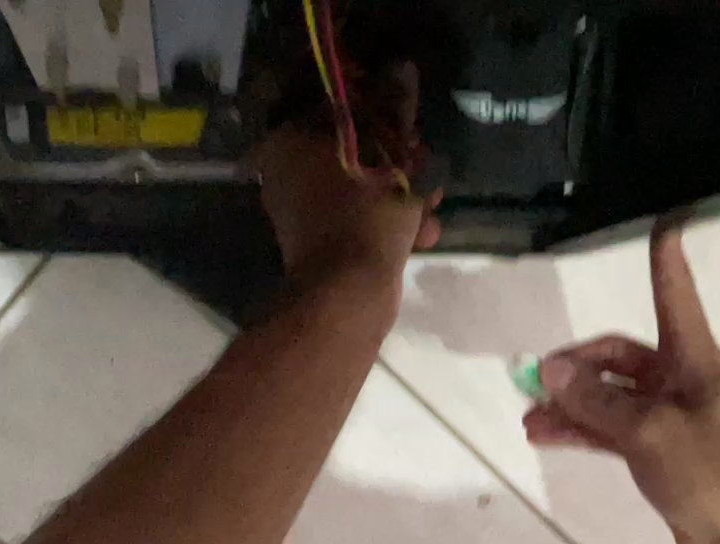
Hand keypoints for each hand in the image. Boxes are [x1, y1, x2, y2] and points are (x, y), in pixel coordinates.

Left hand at [254, 65, 441, 288]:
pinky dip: (390, 225)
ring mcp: (305, 218)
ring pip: (363, 190)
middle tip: (426, 166)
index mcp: (288, 145)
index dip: (379, 113)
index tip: (409, 125)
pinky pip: (362, 223)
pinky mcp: (326, 250)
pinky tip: (423, 233)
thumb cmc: (363, 216)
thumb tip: (401, 69)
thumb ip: (395, 111)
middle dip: (397, 160)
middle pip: (353, 152)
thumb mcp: (388, 155)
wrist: (348, 297)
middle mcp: (288, 178)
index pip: (337, 111)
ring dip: (402, 194)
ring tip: (432, 203)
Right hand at [525, 227, 719, 543]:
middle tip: (533, 380)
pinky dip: (579, 432)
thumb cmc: (714, 474)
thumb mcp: (651, 434)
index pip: (674, 299)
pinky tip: (546, 436)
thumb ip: (597, 403)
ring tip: (527, 418)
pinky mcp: (655, 453)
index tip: (666, 223)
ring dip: (569, 406)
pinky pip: (609, 431)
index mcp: (693, 363)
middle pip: (620, 359)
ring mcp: (665, 420)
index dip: (666, 263)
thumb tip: (549, 372)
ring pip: (608, 399)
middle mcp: (679, 383)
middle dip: (576, 367)